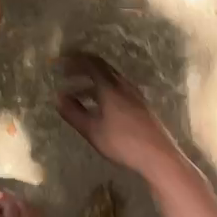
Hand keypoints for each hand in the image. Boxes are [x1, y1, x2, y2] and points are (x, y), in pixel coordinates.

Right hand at [55, 52, 180, 174]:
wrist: (158, 155)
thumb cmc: (122, 142)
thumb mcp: (92, 130)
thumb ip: (73, 113)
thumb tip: (58, 97)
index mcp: (110, 87)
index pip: (91, 63)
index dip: (74, 60)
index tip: (60, 63)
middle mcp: (123, 85)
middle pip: (101, 68)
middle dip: (81, 69)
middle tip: (66, 75)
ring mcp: (134, 94)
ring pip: (109, 80)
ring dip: (91, 83)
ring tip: (76, 96)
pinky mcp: (140, 105)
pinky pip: (117, 90)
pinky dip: (102, 92)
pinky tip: (97, 108)